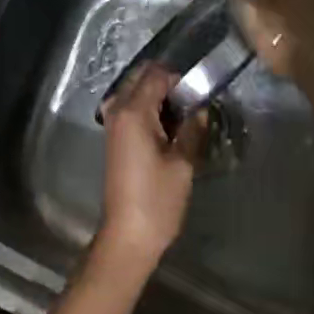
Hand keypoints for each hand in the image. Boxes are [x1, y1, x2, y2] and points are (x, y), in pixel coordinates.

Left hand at [97, 65, 206, 263]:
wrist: (127, 238)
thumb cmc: (157, 200)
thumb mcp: (183, 163)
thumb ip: (192, 129)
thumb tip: (201, 108)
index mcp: (134, 111)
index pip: (157, 75)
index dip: (179, 79)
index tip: (198, 93)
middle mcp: (118, 110)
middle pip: (140, 77)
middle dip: (165, 82)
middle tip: (190, 100)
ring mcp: (112, 123)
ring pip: (133, 91)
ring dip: (155, 94)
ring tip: (180, 114)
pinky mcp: (113, 137)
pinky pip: (128, 107)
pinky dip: (146, 107)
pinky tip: (165, 126)